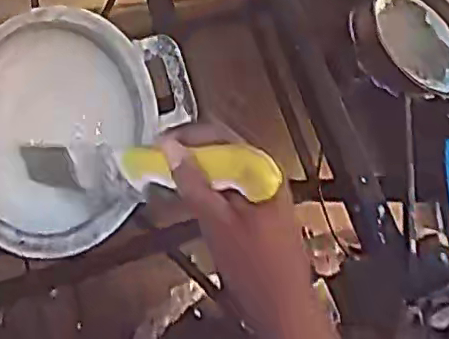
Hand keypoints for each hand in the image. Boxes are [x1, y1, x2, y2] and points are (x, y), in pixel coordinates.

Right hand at [161, 124, 335, 338]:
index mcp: (261, 169)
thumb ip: (192, 183)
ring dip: (198, 172)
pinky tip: (195, 200)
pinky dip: (209, 189)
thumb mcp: (216, 223)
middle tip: (163, 161)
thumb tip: (171, 149)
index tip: (161, 143)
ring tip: (174, 179)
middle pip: (222, 149)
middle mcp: (266, 173)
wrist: (287, 315)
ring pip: (224, 169)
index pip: (219, 133)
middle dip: (190, 154)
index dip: (186, 136)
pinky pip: (231, 186)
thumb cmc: (259, 272)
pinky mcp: (262, 209)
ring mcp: (266, 191)